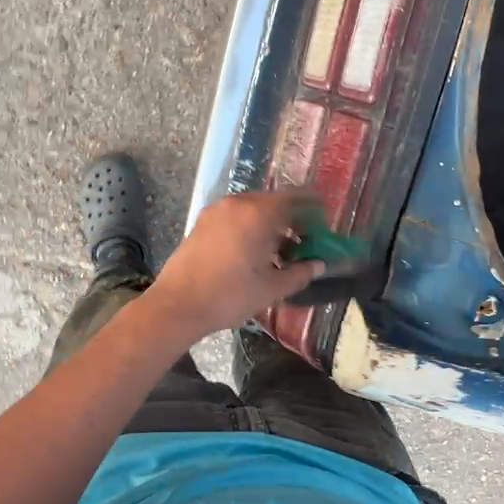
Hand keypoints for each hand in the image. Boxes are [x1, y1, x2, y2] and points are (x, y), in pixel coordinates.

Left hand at [143, 191, 324, 340]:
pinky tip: (255, 252)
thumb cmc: (230, 295)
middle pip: (273, 202)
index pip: (295, 199)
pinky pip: (235, 217)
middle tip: (306, 239)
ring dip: (270, 224)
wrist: (178, 305)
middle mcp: (237, 204)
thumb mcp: (272, 288)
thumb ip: (300, 273)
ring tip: (282, 250)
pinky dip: (250, 227)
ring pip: (253, 210)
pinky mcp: (202, 223)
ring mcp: (216, 211)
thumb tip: (319, 265)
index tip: (324, 219)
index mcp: (258, 213)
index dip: (313, 207)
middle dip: (292, 218)